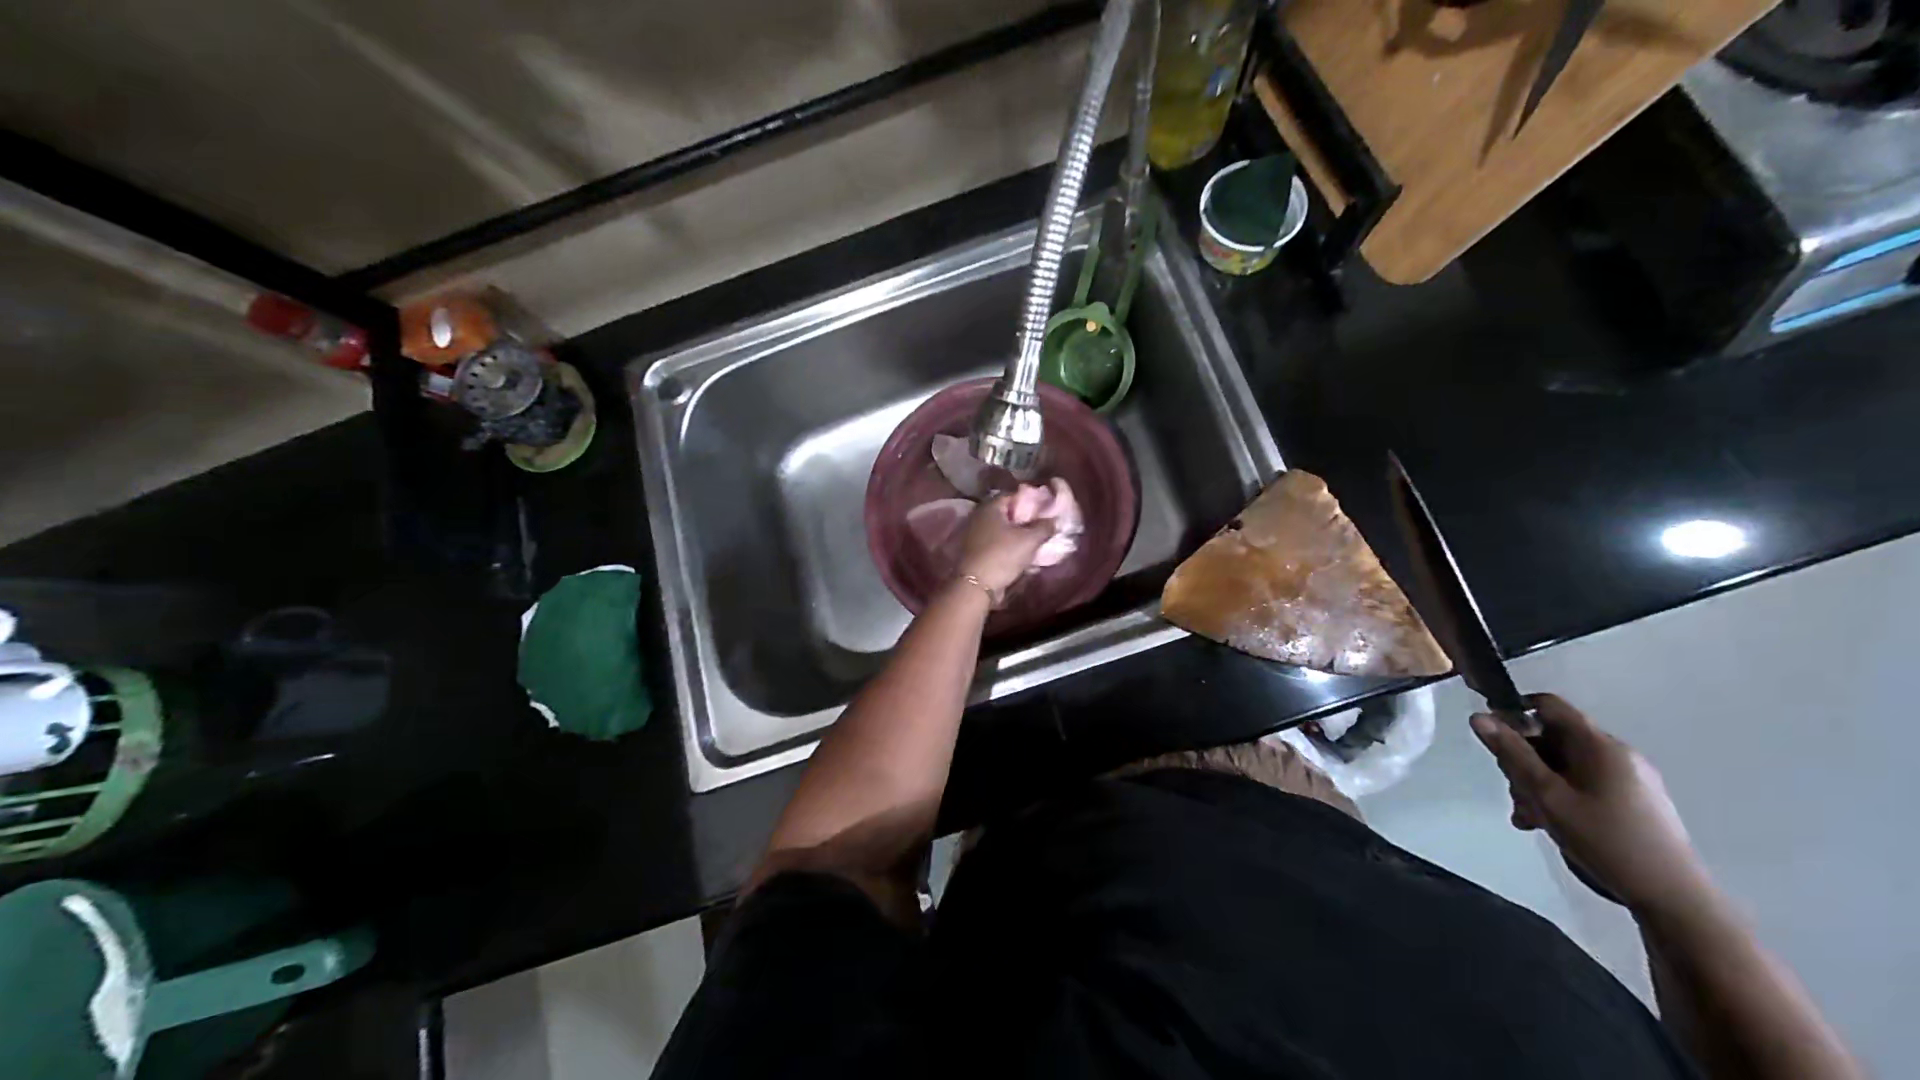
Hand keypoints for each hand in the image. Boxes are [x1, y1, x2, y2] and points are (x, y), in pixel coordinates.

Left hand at [955, 490, 1055, 595]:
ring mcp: (975, 534)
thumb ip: (1044, 527)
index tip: (1043, 508)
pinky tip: (1020, 552)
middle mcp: (979, 516)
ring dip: (1015, 533)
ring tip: (1033, 539)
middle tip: (1041, 524)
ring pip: (1001, 529)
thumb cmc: (1003, 555)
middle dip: (1023, 518)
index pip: (1012, 495)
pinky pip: (995, 542)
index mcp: (990, 507)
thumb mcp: (1030, 540)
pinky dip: (1007, 545)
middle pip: (1006, 513)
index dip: (1029, 500)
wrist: (976, 585)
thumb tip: (1053, 520)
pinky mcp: (975, 550)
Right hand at [1473, 693, 1712, 912]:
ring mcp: (1630, 778)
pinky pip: (1584, 783)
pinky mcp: (1635, 800)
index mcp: (1600, 746)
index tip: (1493, 739)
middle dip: (1524, 761)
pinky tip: (1550, 823)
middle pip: (1553, 738)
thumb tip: (1478, 717)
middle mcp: (1618, 754)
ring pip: (1565, 765)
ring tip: (1531, 817)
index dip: (1514, 712)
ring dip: (1539, 784)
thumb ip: (1512, 754)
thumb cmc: (1605, 839)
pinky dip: (1561, 796)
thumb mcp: (1547, 796)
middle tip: (1515, 794)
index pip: (1549, 706)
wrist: (1672, 897)